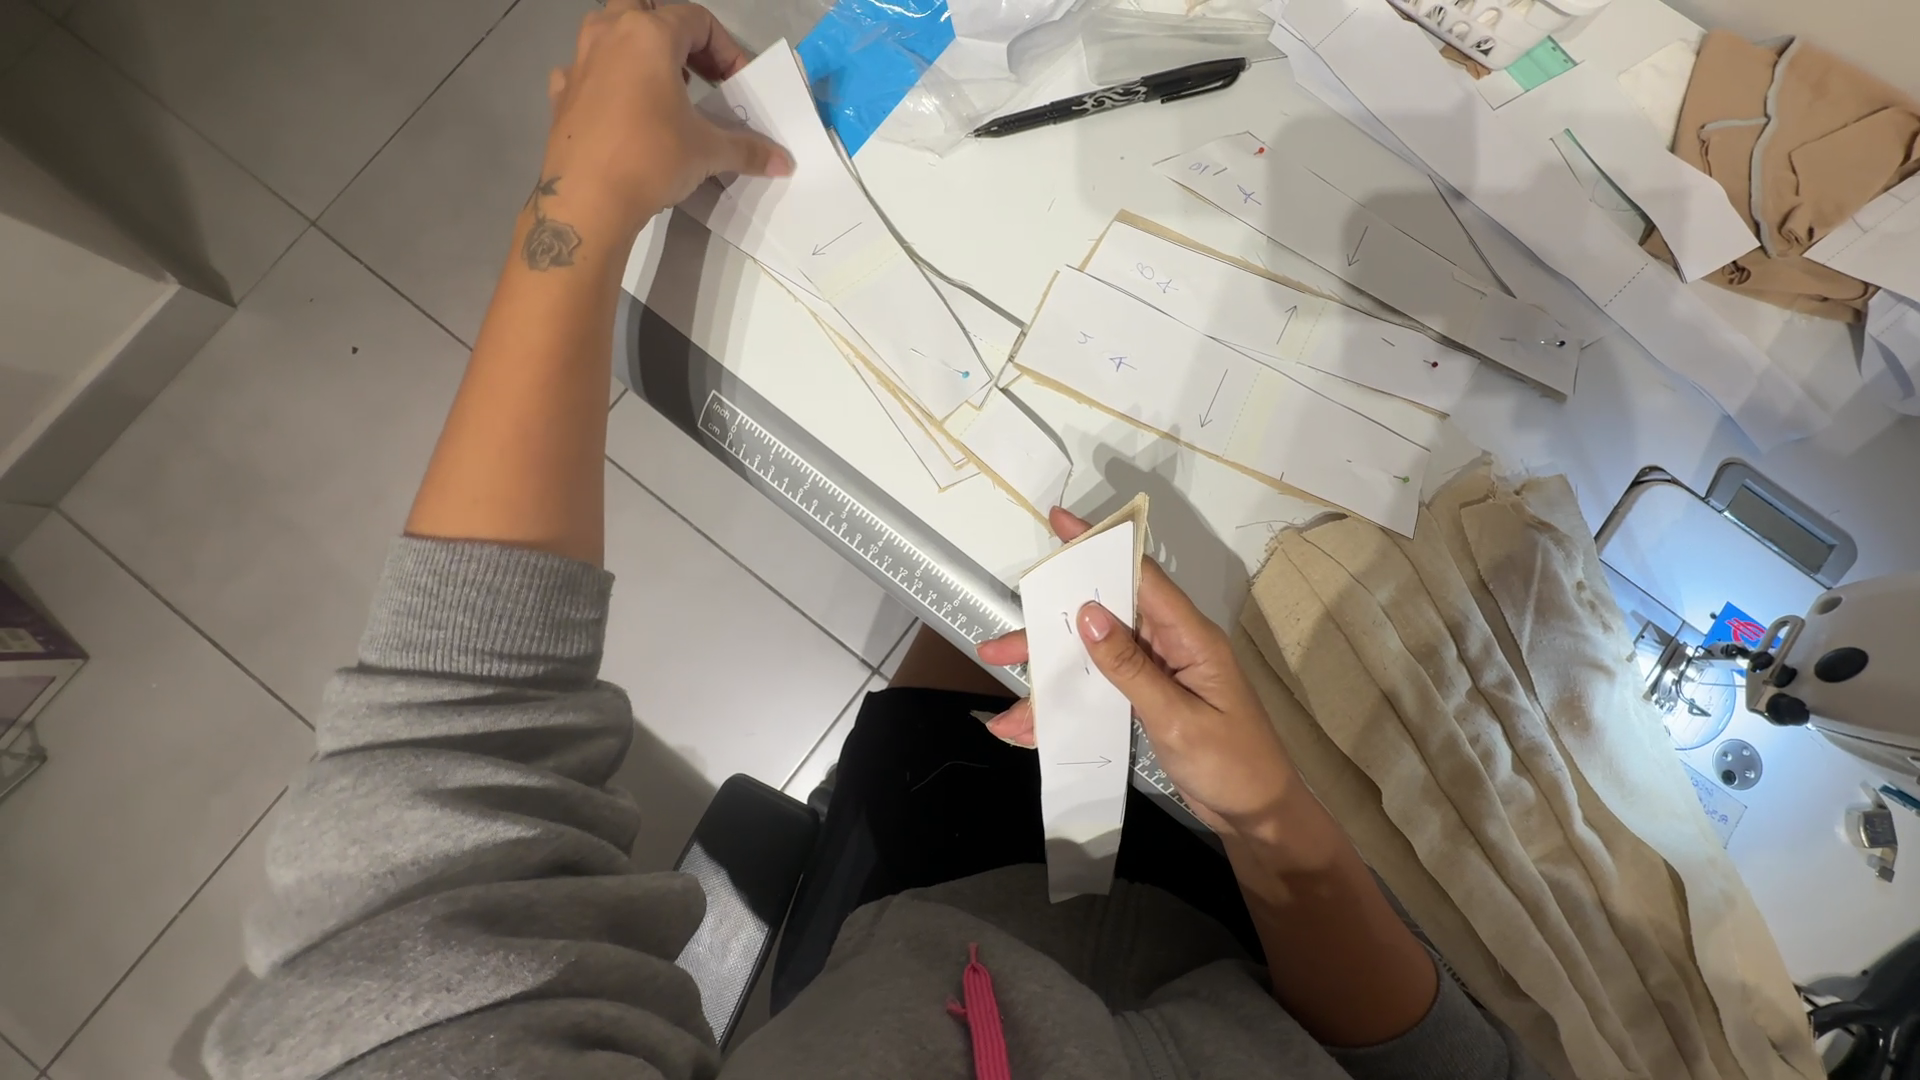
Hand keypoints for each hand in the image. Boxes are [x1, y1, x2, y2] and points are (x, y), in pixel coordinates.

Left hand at [536, 1, 791, 242]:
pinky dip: (610, 82)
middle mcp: (609, 33)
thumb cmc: (653, 157)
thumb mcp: (709, 153)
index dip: (726, 49)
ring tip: (665, 93)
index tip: (738, 84)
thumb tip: (784, 162)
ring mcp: (579, 59)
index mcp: (648, 34)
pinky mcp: (563, 91)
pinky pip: (590, 71)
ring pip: (614, 35)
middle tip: (700, 76)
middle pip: (650, 13)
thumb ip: (748, 150)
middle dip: (680, 40)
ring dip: (643, 54)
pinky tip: (623, 112)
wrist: (589, 196)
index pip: (697, 20)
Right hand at [977, 507, 1300, 835]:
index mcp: (1188, 636)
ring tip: (1002, 684)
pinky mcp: (1144, 698)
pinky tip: (1028, 723)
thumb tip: (1087, 614)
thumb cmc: (1230, 763)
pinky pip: (1097, 687)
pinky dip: (1064, 702)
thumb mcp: (1177, 716)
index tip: (1060, 522)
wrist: (1257, 815)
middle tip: (998, 644)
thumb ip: (1130, 666)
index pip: (1140, 576)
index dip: (1099, 546)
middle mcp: (1168, 644)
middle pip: (1102, 617)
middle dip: (1049, 628)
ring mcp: (1155, 672)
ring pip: (1092, 655)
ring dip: (1048, 669)